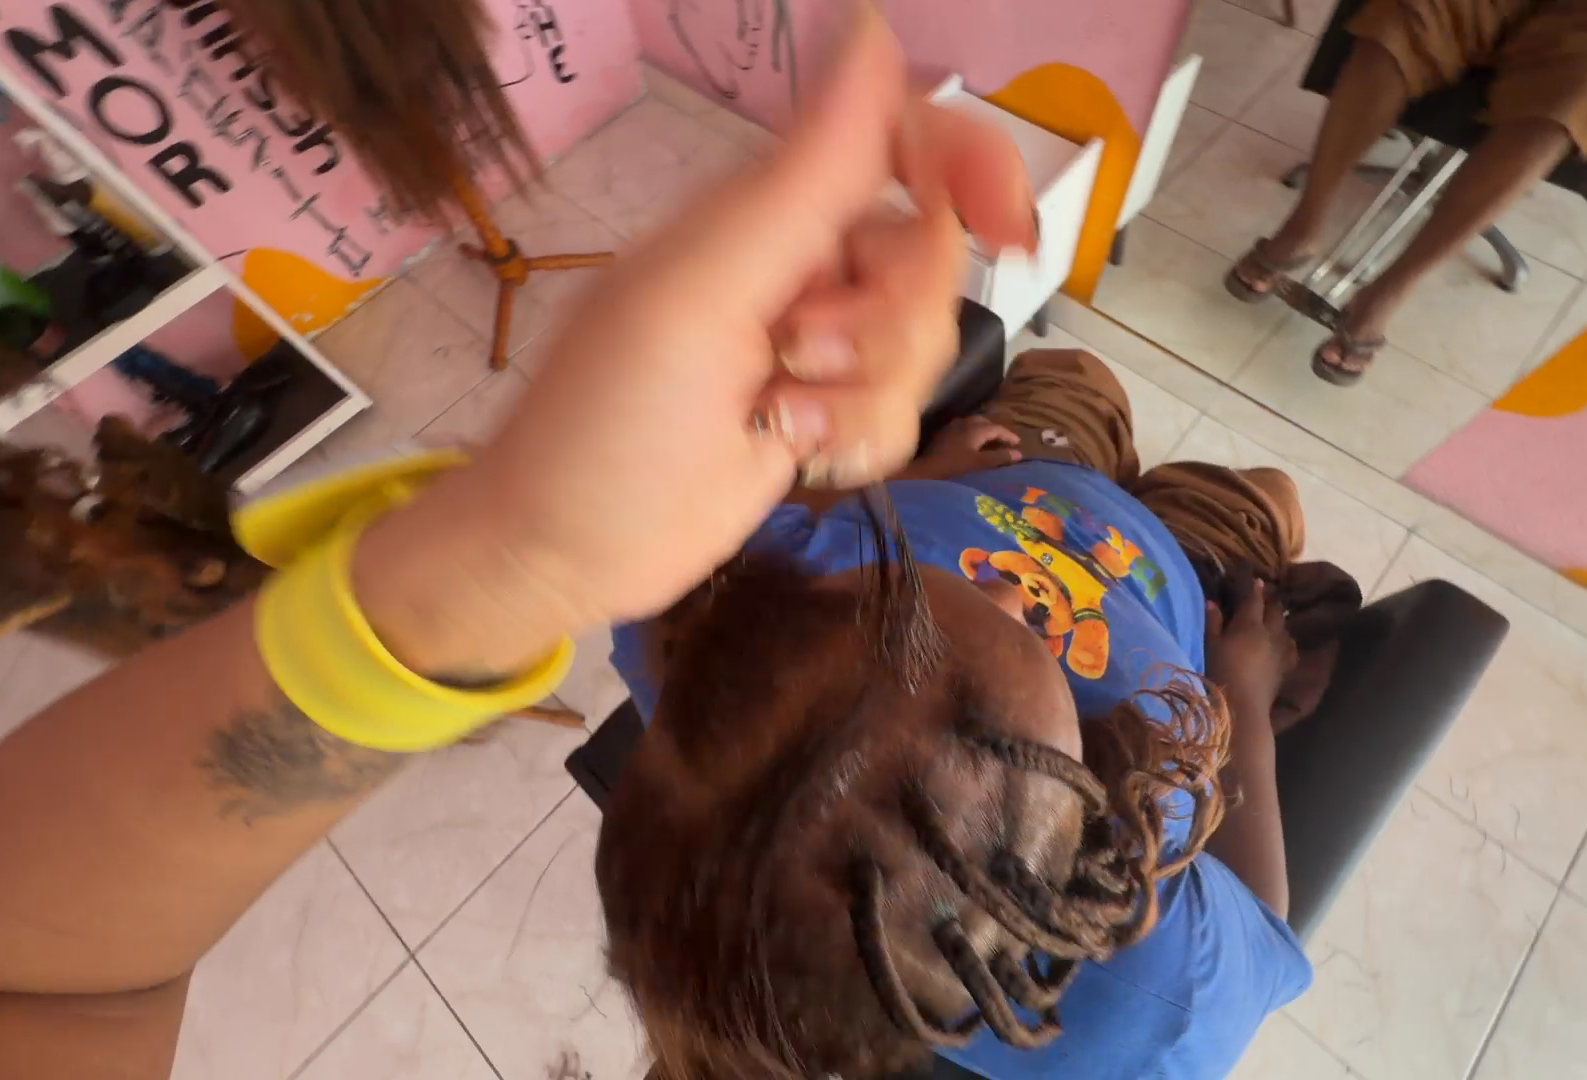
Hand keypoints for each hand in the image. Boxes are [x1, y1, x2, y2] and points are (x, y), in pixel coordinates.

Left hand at [350, 6, 1033, 673]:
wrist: (575, 547)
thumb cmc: (612, 420)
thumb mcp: (700, 292)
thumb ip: (802, 178)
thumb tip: (873, 31)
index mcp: (770, 213)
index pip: (903, 149)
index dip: (971, 170)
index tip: (1011, 232)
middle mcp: (803, 272)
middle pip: (928, 266)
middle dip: (887, 323)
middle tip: (799, 357)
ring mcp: (817, 354)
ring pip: (920, 349)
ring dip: (867, 394)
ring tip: (782, 418)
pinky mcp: (825, 420)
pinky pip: (898, 414)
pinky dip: (862, 439)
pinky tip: (799, 453)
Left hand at [902, 416, 1021, 480]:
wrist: (926, 471)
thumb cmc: (954, 467)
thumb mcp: (979, 464)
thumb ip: (999, 457)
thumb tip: (1018, 454)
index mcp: (974, 429)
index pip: (996, 428)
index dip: (1008, 435)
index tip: (1018, 444)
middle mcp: (963, 423)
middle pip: (984, 422)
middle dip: (995, 430)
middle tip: (1004, 440)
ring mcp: (951, 428)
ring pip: (971, 423)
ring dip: (982, 430)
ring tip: (989, 441)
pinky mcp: (943, 435)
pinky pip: (961, 429)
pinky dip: (971, 433)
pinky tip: (970, 443)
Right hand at [1204, 580, 1296, 717]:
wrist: (1244, 702)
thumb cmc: (1222, 669)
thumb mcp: (1211, 644)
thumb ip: (1214, 622)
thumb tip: (1212, 602)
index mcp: (1249, 625)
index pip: (1255, 601)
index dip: (1255, 588)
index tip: (1257, 579)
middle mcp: (1270, 633)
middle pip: (1275, 611)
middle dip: (1271, 601)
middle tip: (1266, 596)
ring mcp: (1282, 649)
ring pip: (1285, 627)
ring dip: (1279, 620)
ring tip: (1274, 618)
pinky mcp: (1287, 665)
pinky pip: (1291, 645)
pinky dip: (1286, 639)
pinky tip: (1283, 642)